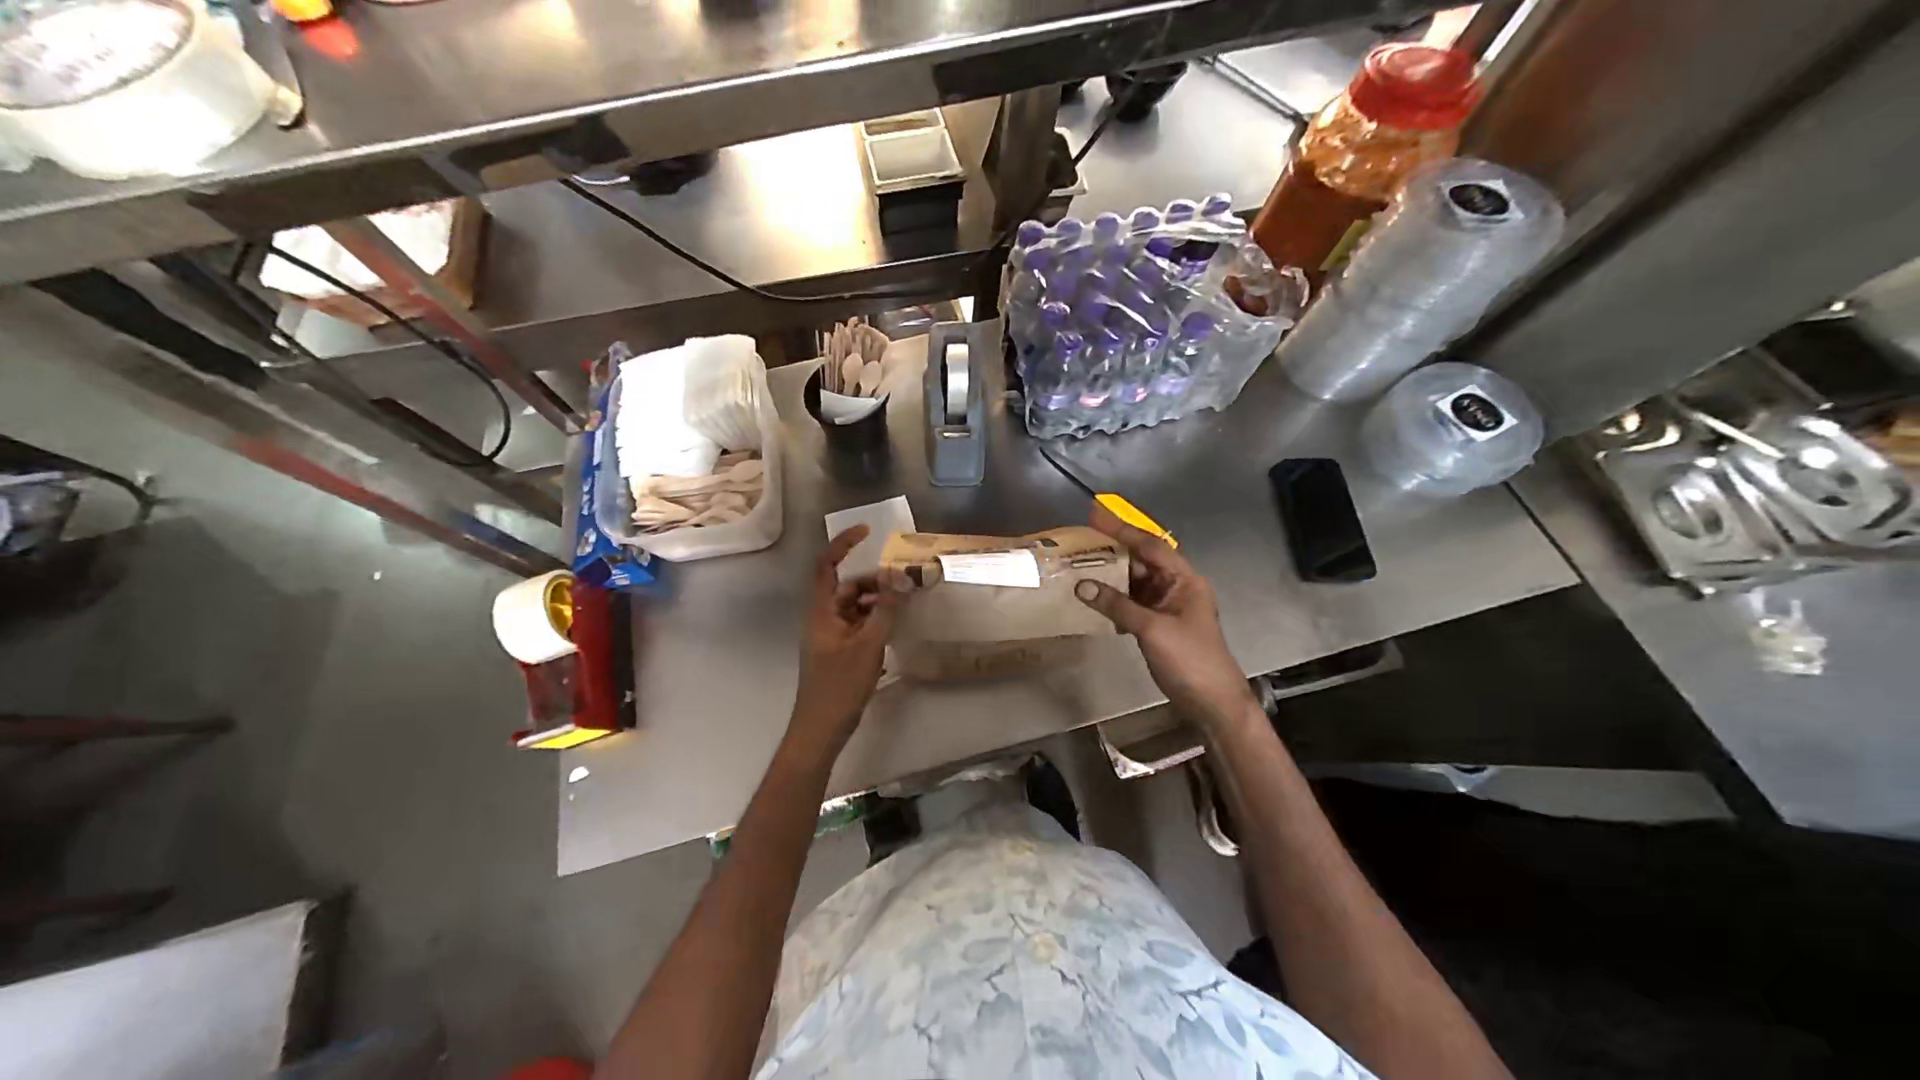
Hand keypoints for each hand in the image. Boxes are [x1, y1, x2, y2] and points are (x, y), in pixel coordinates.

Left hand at [790, 525, 900, 754]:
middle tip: (904, 582)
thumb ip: (885, 611)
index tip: (867, 531)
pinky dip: (877, 620)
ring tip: (904, 605)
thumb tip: (899, 578)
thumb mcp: (867, 646)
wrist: (822, 729)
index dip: (843, 543)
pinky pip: (860, 624)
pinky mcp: (841, 650)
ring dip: (878, 601)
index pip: (826, 565)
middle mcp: (823, 617)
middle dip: (874, 580)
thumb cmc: (839, 686)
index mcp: (821, 611)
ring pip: (856, 606)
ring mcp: (831, 635)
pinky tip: (895, 627)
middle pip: (847, 586)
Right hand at [1075, 503, 1259, 729]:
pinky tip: (1092, 597)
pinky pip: (1132, 603)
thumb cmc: (1190, 659)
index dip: (1121, 529)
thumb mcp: (1152, 629)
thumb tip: (1082, 586)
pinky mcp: (1158, 625)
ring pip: (1135, 582)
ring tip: (1079, 565)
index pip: (1150, 546)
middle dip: (1112, 551)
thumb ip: (1116, 606)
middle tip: (1080, 541)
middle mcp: (1176, 587)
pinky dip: (1113, 599)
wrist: (1212, 701)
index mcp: (1184, 580)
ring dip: (1110, 576)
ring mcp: (1167, 607)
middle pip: (1141, 561)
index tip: (1094, 515)